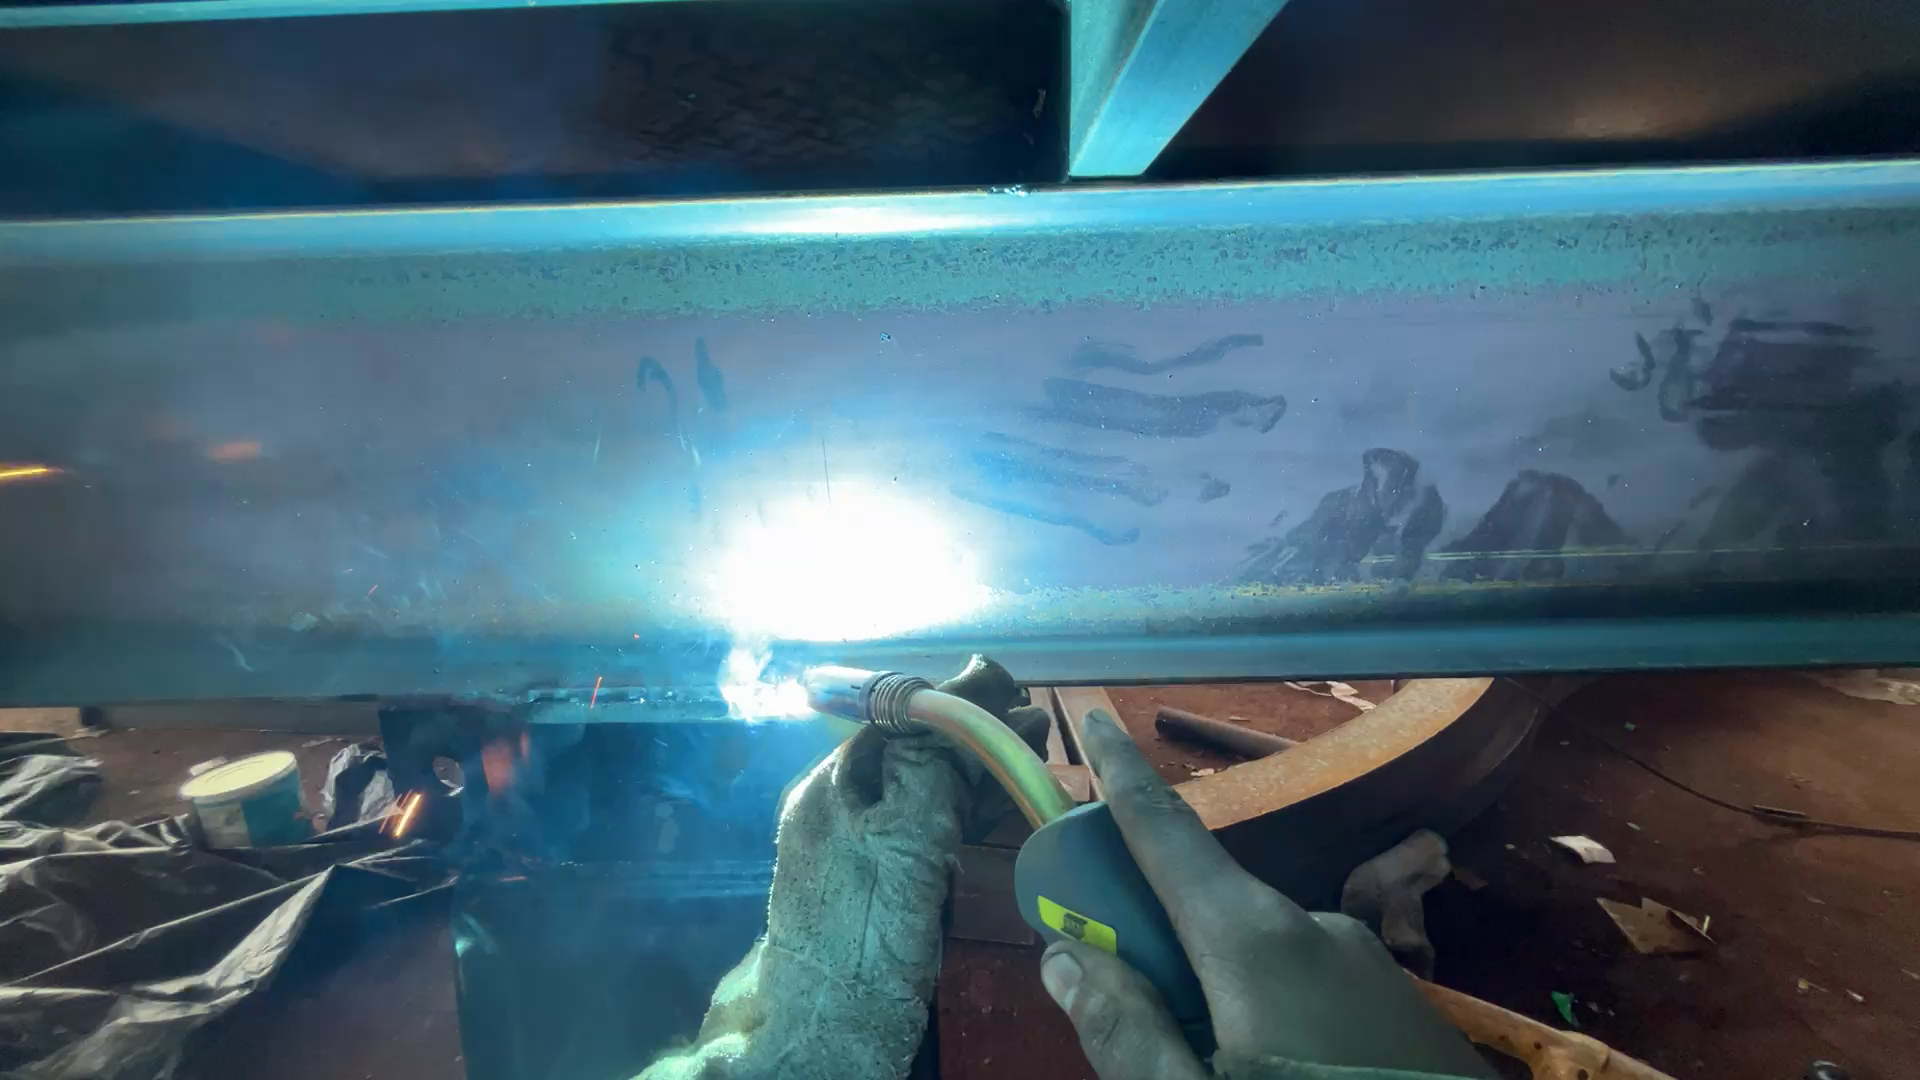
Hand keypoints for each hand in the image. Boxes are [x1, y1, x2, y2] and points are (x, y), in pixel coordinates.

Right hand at [1039, 710, 1493, 1079]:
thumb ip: (1126, 1031)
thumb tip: (1065, 957)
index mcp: (1254, 941)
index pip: (1165, 827)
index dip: (1120, 771)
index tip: (1097, 718)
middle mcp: (1314, 928)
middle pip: (1204, 901)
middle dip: (1157, 929)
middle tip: (1140, 997)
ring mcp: (1371, 965)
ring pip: (1258, 950)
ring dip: (1218, 983)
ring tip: (1223, 1058)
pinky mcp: (1410, 1007)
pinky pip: (1311, 983)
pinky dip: (1274, 1008)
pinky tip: (1290, 1072)